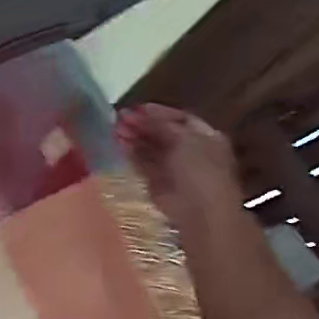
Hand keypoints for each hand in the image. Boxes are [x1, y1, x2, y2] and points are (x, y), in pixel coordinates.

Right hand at [113, 104, 243, 224]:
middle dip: (142, 125)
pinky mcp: (158, 184)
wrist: (200, 211)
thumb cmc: (200, 170)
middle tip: (119, 118)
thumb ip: (162, 125)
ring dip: (134, 138)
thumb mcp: (185, 139)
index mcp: (205, 136)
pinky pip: (143, 165)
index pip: (180, 119)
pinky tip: (118, 145)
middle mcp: (190, 150)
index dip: (159, 113)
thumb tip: (142, 114)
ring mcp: (173, 168)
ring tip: (114, 129)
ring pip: (151, 149)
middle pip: (163, 133)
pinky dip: (131, 155)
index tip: (137, 108)